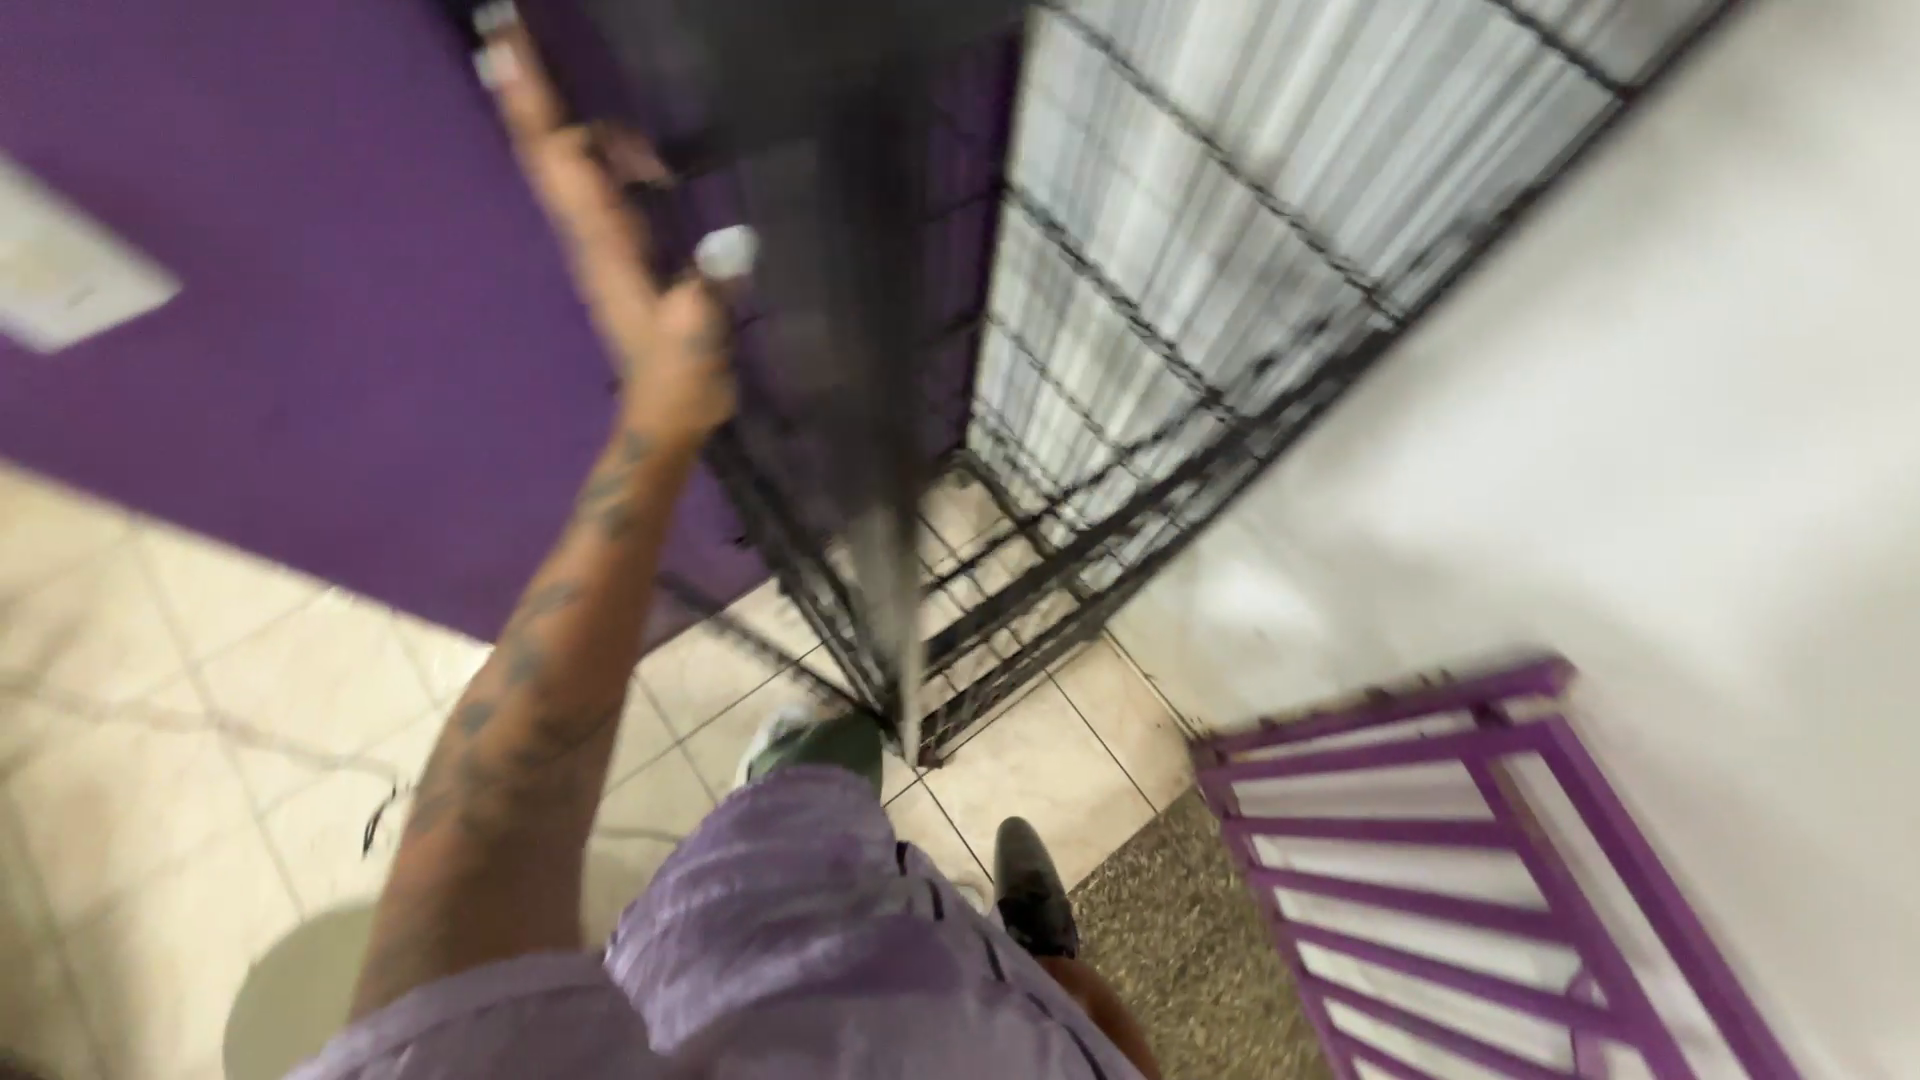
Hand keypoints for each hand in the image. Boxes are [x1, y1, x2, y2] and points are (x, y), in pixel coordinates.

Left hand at [479, 12, 735, 447]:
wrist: (664, 417)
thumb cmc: (683, 378)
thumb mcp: (703, 334)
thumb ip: (713, 286)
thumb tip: (739, 238)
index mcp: (608, 246)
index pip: (566, 159)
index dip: (540, 99)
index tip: (508, 34)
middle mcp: (590, 238)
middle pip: (547, 154)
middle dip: (525, 91)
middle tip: (501, 23)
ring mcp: (598, 249)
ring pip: (564, 172)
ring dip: (557, 121)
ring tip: (559, 84)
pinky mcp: (613, 260)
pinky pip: (588, 193)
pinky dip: (588, 157)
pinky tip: (625, 158)